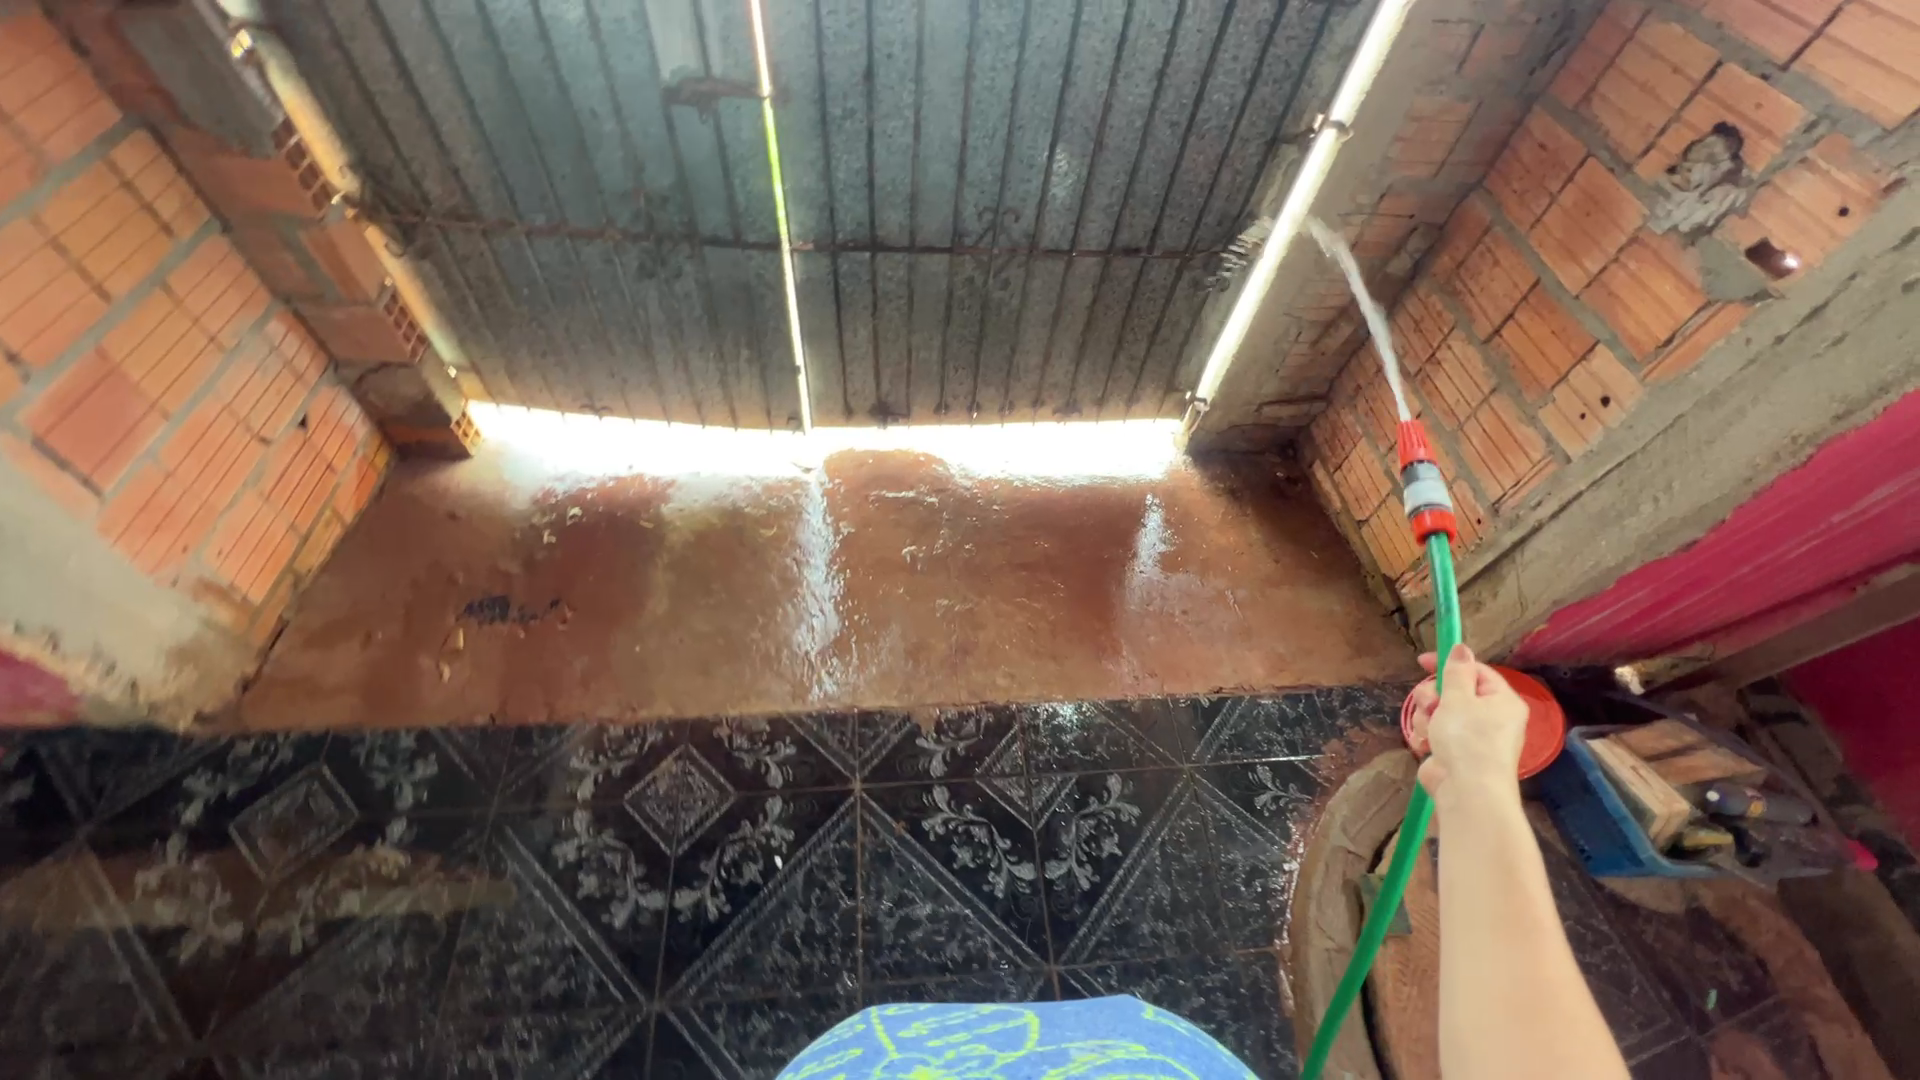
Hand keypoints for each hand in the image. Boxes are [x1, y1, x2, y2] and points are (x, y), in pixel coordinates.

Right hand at [1406, 643, 1527, 807]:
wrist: (1466, 789)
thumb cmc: (1468, 738)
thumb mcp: (1458, 698)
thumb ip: (1456, 671)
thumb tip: (1461, 648)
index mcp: (1501, 700)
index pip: (1475, 671)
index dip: (1448, 664)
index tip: (1421, 662)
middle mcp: (1490, 716)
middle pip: (1452, 691)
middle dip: (1433, 696)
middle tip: (1430, 705)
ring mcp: (1472, 736)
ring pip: (1438, 711)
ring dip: (1427, 718)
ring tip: (1430, 732)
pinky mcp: (1454, 751)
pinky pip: (1435, 732)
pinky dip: (1427, 736)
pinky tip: (1427, 746)